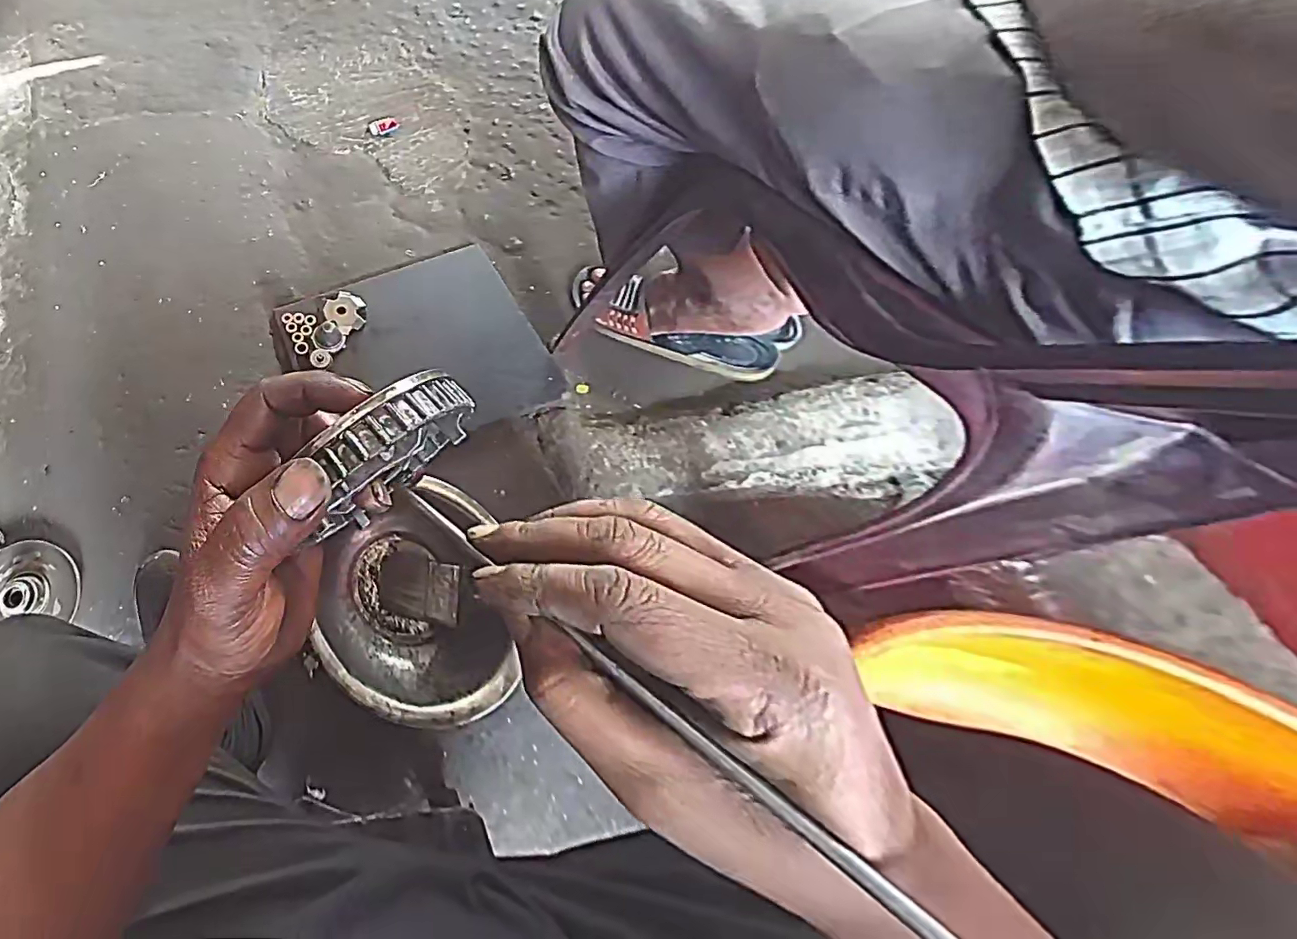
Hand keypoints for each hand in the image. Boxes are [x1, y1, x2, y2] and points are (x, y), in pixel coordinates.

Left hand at [161, 372, 369, 692]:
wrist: (223, 663)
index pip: (268, 404)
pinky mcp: (318, 522)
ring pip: (334, 450)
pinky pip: (349, 488)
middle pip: (309, 418)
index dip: (311, 390)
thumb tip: (304, 482)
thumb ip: (259, 529)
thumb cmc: (204, 622)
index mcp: (229, 471)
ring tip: (382, 466)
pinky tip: (374, 500)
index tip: (352, 398)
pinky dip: (369, 486)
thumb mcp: (224, 577)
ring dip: (363, 452)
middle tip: (380, 431)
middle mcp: (262, 475)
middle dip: (347, 418)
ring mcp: (292, 498)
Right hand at [471, 500, 918, 925]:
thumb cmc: (773, 832)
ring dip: (569, 521)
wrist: (868, 837)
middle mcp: (780, 614)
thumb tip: (526, 622)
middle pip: (632, 541)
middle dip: (543, 537)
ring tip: (517, 536)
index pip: (622, 596)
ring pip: (648, 520)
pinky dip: (606, 524)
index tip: (494, 584)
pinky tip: (570, 534)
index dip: (541, 581)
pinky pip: (670, 529)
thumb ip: (572, 698)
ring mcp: (777, 588)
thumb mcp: (652, 788)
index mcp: (765, 677)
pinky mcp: (764, 581)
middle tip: (490, 546)